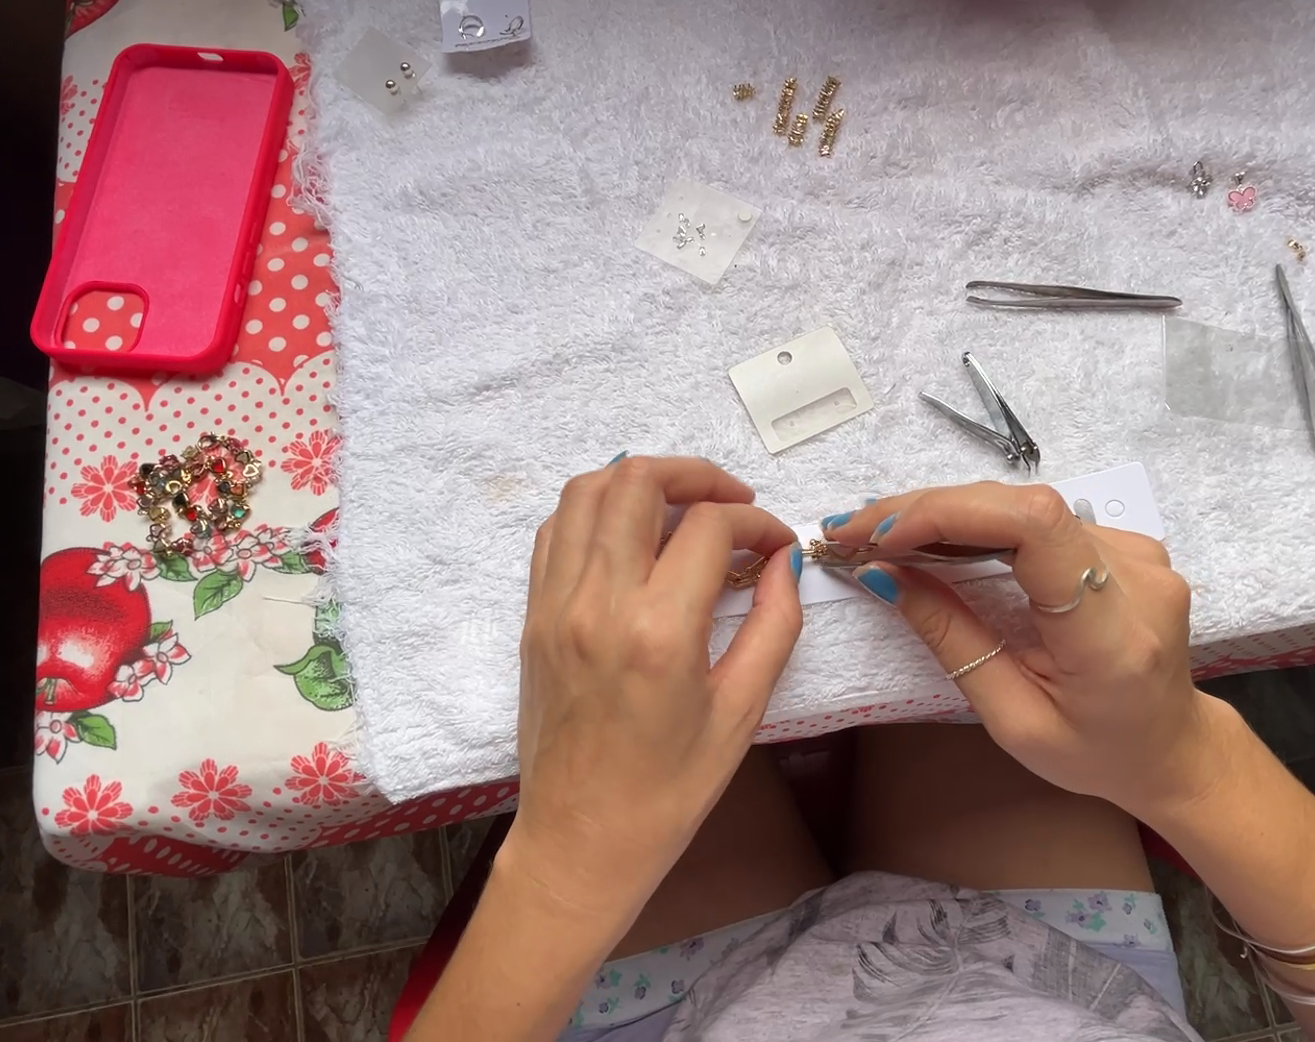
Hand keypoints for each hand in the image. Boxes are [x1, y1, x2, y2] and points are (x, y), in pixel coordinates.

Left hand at [511, 456, 804, 917]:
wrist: (579, 841)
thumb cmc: (669, 789)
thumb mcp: (742, 711)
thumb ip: (774, 623)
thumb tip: (784, 560)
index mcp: (657, 631)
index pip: (709, 526)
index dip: (756, 522)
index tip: (776, 544)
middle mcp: (596, 601)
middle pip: (637, 481)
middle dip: (697, 474)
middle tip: (732, 501)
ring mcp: (553, 603)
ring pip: (586, 490)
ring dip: (641, 479)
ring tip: (681, 504)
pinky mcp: (531, 613)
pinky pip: (556, 529)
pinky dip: (595, 509)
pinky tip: (629, 533)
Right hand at [824, 482, 1225, 817]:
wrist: (1174, 749)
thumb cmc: (1095, 753)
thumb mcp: (1012, 717)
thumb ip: (952, 640)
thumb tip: (882, 575)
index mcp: (1111, 633)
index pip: (1034, 528)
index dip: (950, 515)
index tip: (883, 540)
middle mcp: (1134, 574)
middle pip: (1016, 504)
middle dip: (922, 510)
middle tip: (851, 532)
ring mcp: (1133, 550)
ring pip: (1016, 502)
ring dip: (937, 511)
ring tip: (874, 531)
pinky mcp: (1118, 544)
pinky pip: (1029, 515)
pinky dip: (967, 519)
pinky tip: (924, 533)